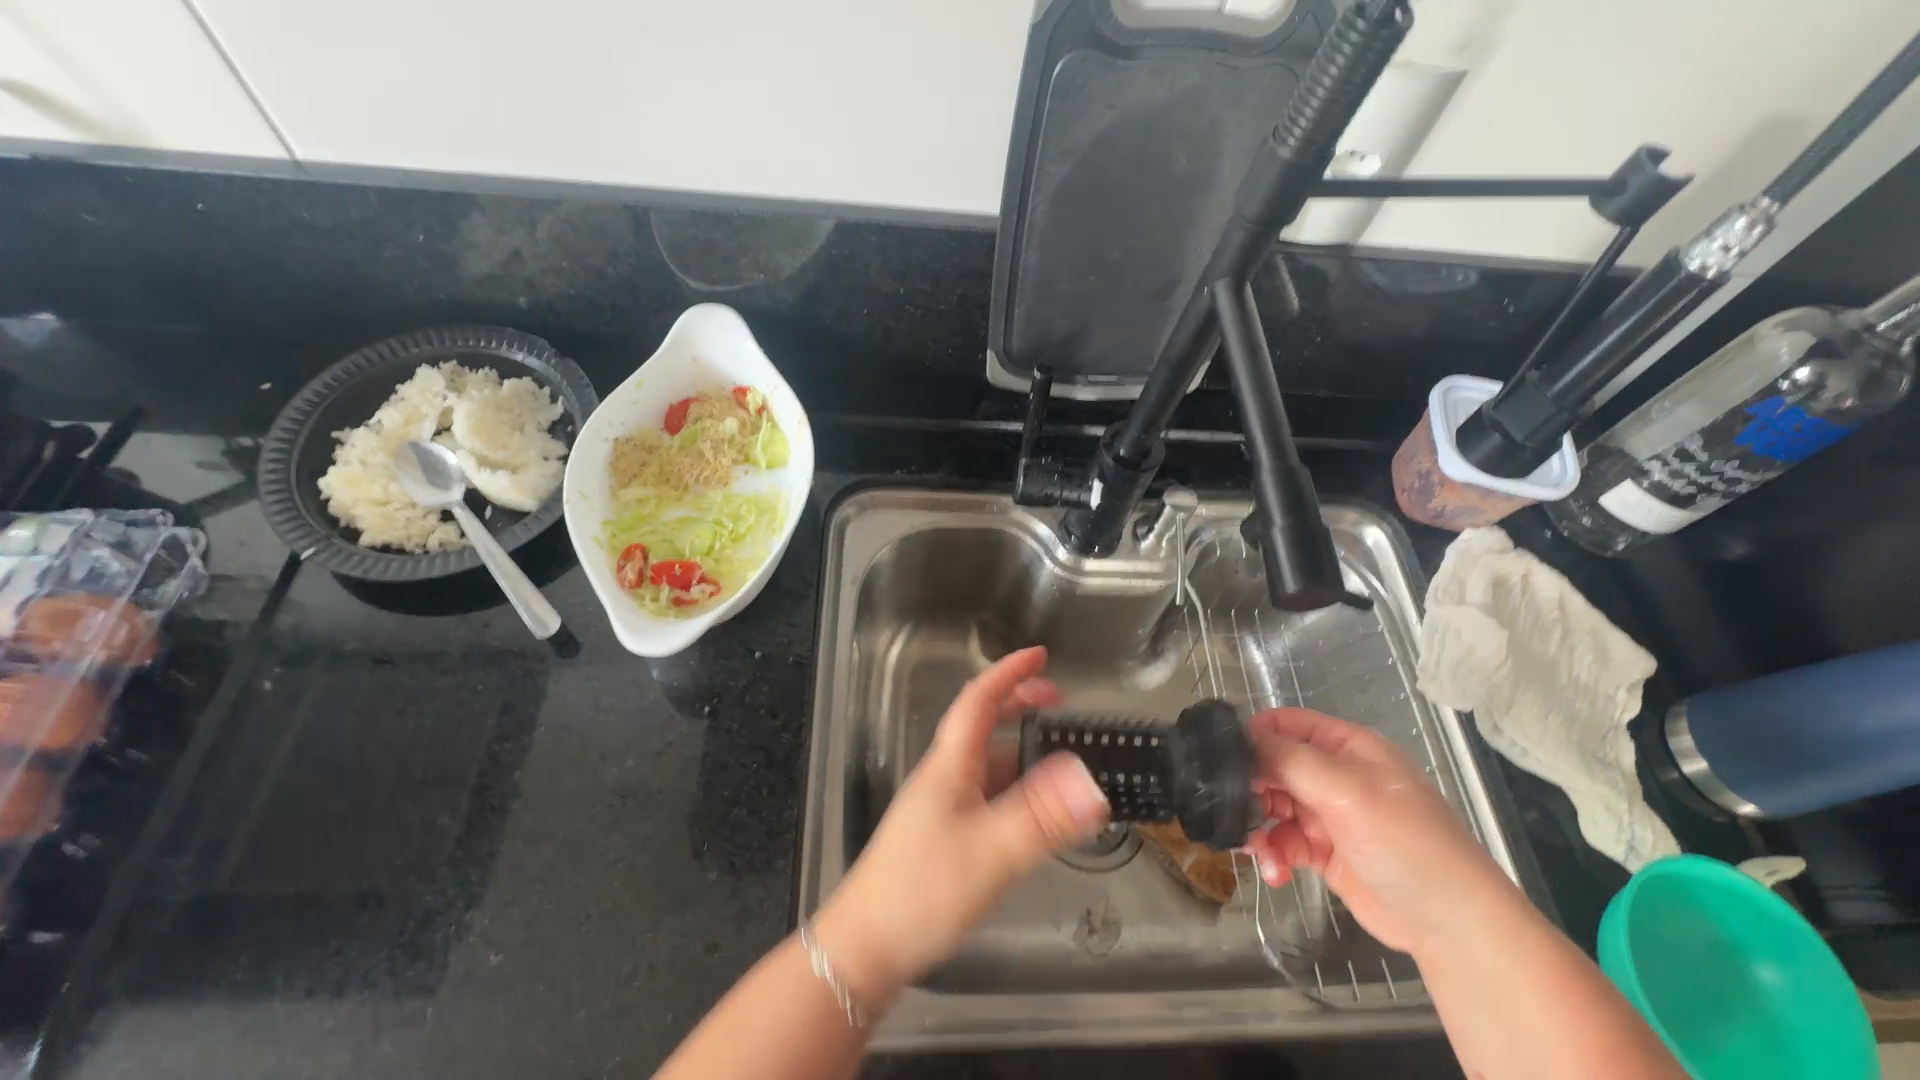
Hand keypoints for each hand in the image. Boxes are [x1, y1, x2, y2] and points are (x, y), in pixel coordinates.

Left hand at [813, 647, 1109, 1005]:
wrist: (864, 949)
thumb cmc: (920, 892)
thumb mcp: (989, 854)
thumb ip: (1041, 819)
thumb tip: (1093, 780)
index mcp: (949, 768)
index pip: (977, 702)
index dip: (1008, 673)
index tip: (1040, 655)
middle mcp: (943, 780)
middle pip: (981, 728)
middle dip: (1018, 706)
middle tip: (1058, 703)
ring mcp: (941, 811)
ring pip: (986, 766)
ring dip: (1021, 750)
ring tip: (1061, 757)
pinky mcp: (944, 841)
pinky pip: (987, 798)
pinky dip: (1016, 791)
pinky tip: (1035, 815)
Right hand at [1243, 708, 1514, 956]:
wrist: (1450, 922)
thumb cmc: (1405, 842)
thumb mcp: (1347, 790)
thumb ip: (1290, 761)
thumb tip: (1241, 743)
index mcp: (1346, 747)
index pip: (1285, 724)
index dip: (1252, 737)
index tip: (1222, 761)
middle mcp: (1335, 775)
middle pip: (1272, 767)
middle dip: (1250, 790)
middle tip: (1234, 812)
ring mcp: (1329, 815)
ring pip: (1272, 809)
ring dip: (1258, 829)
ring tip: (1258, 853)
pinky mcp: (1324, 853)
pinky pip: (1283, 844)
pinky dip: (1274, 856)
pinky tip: (1277, 874)